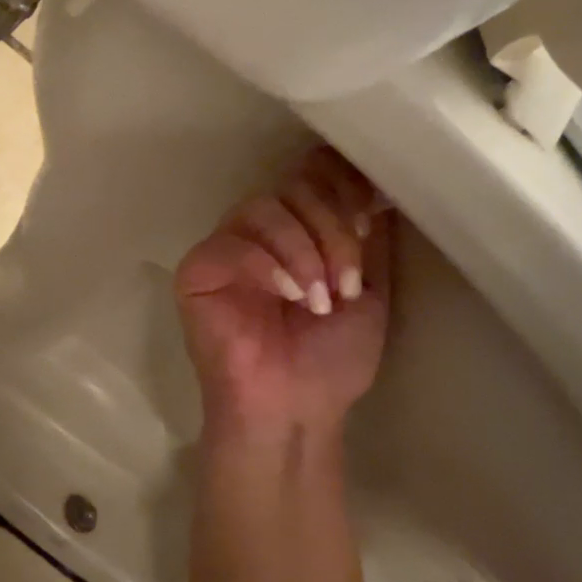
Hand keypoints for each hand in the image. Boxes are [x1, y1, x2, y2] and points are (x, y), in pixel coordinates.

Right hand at [174, 147, 392, 440]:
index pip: (312, 174)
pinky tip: (289, 295)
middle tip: (346, 284)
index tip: (370, 216)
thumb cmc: (330, 358)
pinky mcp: (197, 270)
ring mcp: (225, 247)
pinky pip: (231, 243)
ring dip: (304, 250)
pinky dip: (268, 264)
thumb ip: (370, 240)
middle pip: (295, 187)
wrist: (295, 407)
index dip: (342, 183)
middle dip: (332, 230)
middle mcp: (261, 230)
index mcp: (300, 228)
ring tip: (319, 300)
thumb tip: (384, 186)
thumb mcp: (369, 290)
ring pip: (265, 208)